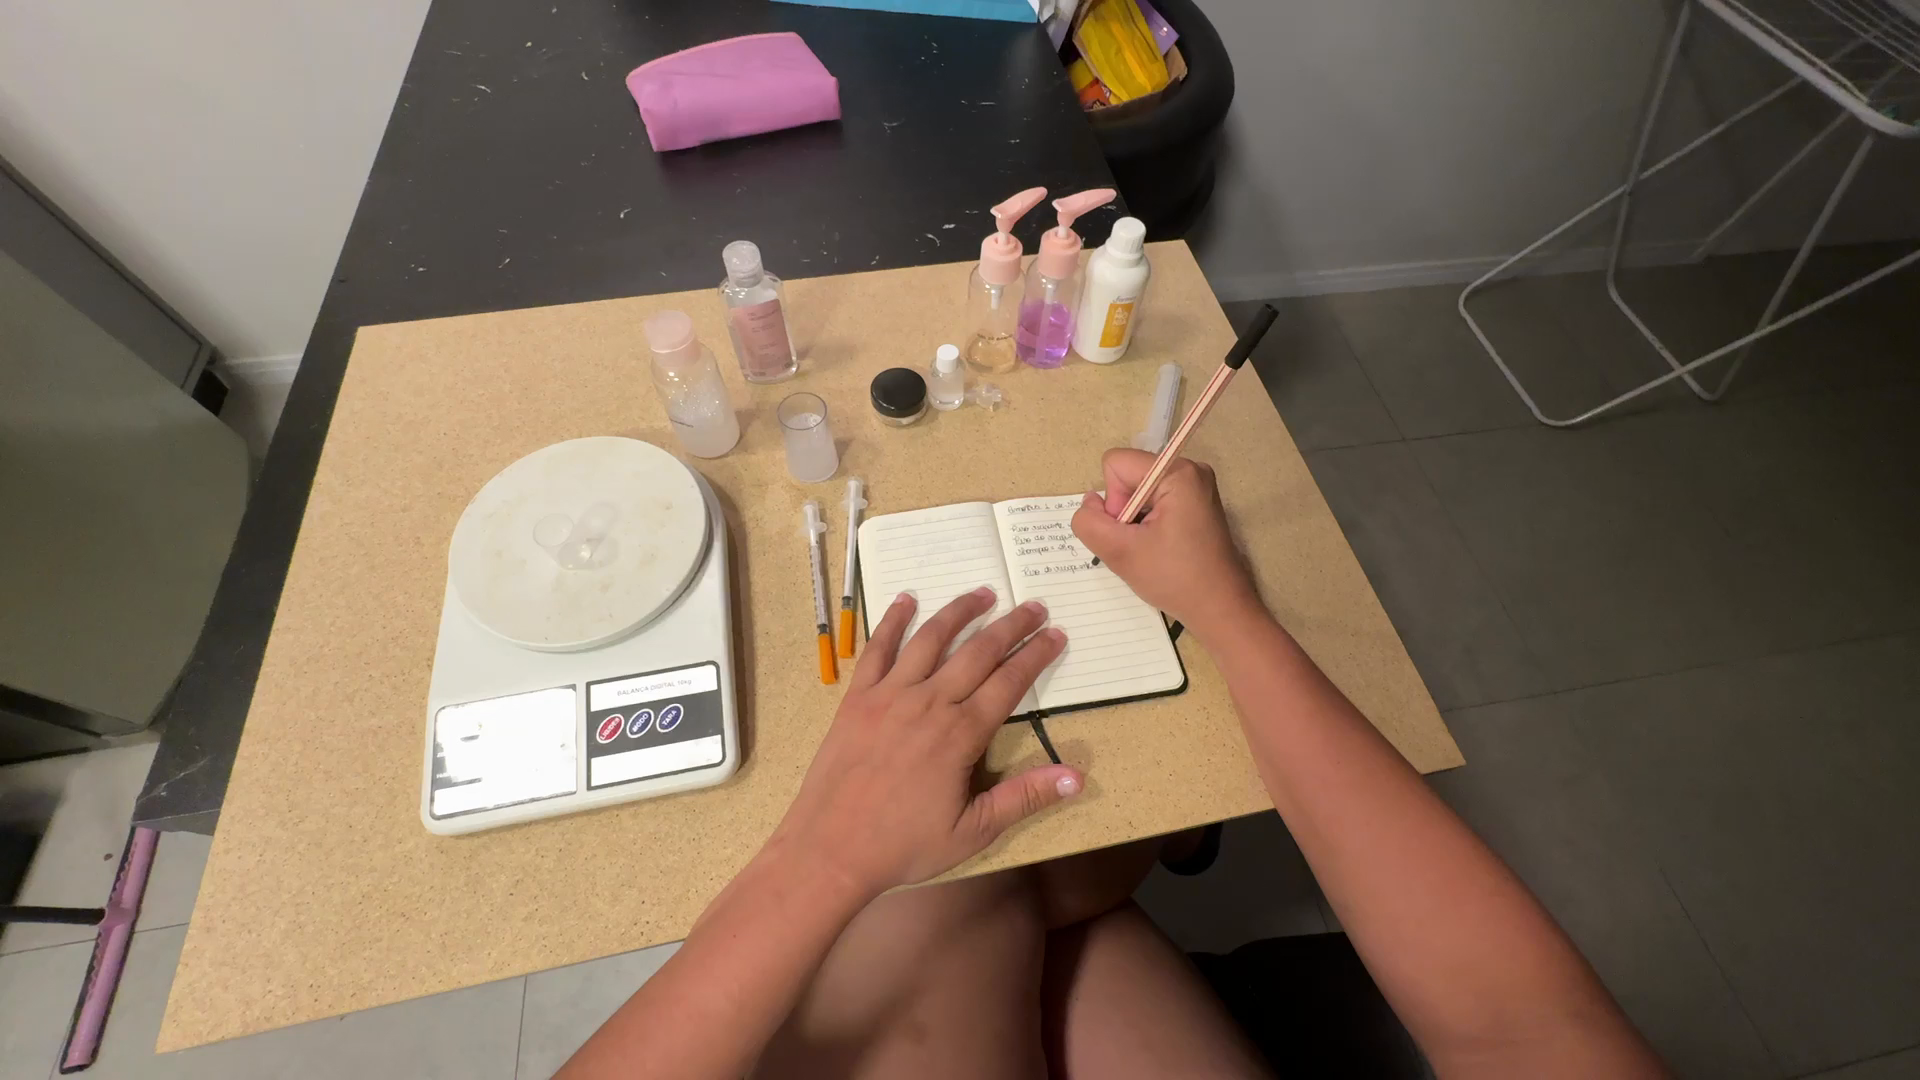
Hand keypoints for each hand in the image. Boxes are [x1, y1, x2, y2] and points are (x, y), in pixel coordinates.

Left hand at [769, 588, 1080, 898]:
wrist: (830, 849)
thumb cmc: (903, 845)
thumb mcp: (973, 831)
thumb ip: (1025, 798)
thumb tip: (1077, 776)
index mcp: (960, 733)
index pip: (1009, 682)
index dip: (1035, 656)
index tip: (1055, 634)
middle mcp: (928, 702)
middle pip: (978, 652)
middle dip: (1010, 625)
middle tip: (1033, 605)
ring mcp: (889, 695)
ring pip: (931, 640)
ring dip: (959, 612)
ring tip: (982, 592)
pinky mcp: (858, 697)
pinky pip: (877, 649)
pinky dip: (892, 621)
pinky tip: (906, 600)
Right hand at [1071, 448, 1263, 642]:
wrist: (1219, 608)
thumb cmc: (1174, 579)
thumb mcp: (1119, 552)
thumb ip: (1089, 522)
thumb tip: (1089, 503)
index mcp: (1177, 473)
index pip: (1116, 464)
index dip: (1113, 500)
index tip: (1130, 530)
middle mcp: (1190, 470)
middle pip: (1128, 476)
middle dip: (1123, 511)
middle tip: (1140, 543)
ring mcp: (1196, 486)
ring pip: (1138, 491)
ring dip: (1134, 521)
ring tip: (1150, 548)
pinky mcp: (1197, 503)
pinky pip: (1154, 501)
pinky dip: (1148, 523)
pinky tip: (1159, 547)